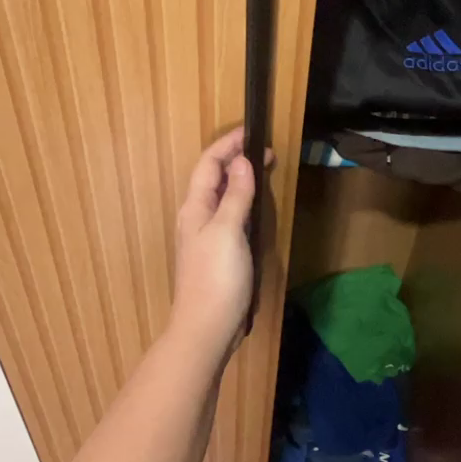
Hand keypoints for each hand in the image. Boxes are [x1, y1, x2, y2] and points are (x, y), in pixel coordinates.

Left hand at [170, 128, 256, 355]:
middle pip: (212, 179)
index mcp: (195, 208)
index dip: (228, 145)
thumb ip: (235, 195)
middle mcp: (196, 219)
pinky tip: (254, 211)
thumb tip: (241, 161)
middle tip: (265, 152)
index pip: (208, 164)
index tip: (253, 132)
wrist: (206, 328)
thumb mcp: (228, 231)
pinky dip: (242, 204)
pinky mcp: (216, 256)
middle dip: (234, 160)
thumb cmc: (216, 278)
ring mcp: (204, 238)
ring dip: (238, 181)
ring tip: (262, 173)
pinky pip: (228, 218)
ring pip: (220, 198)